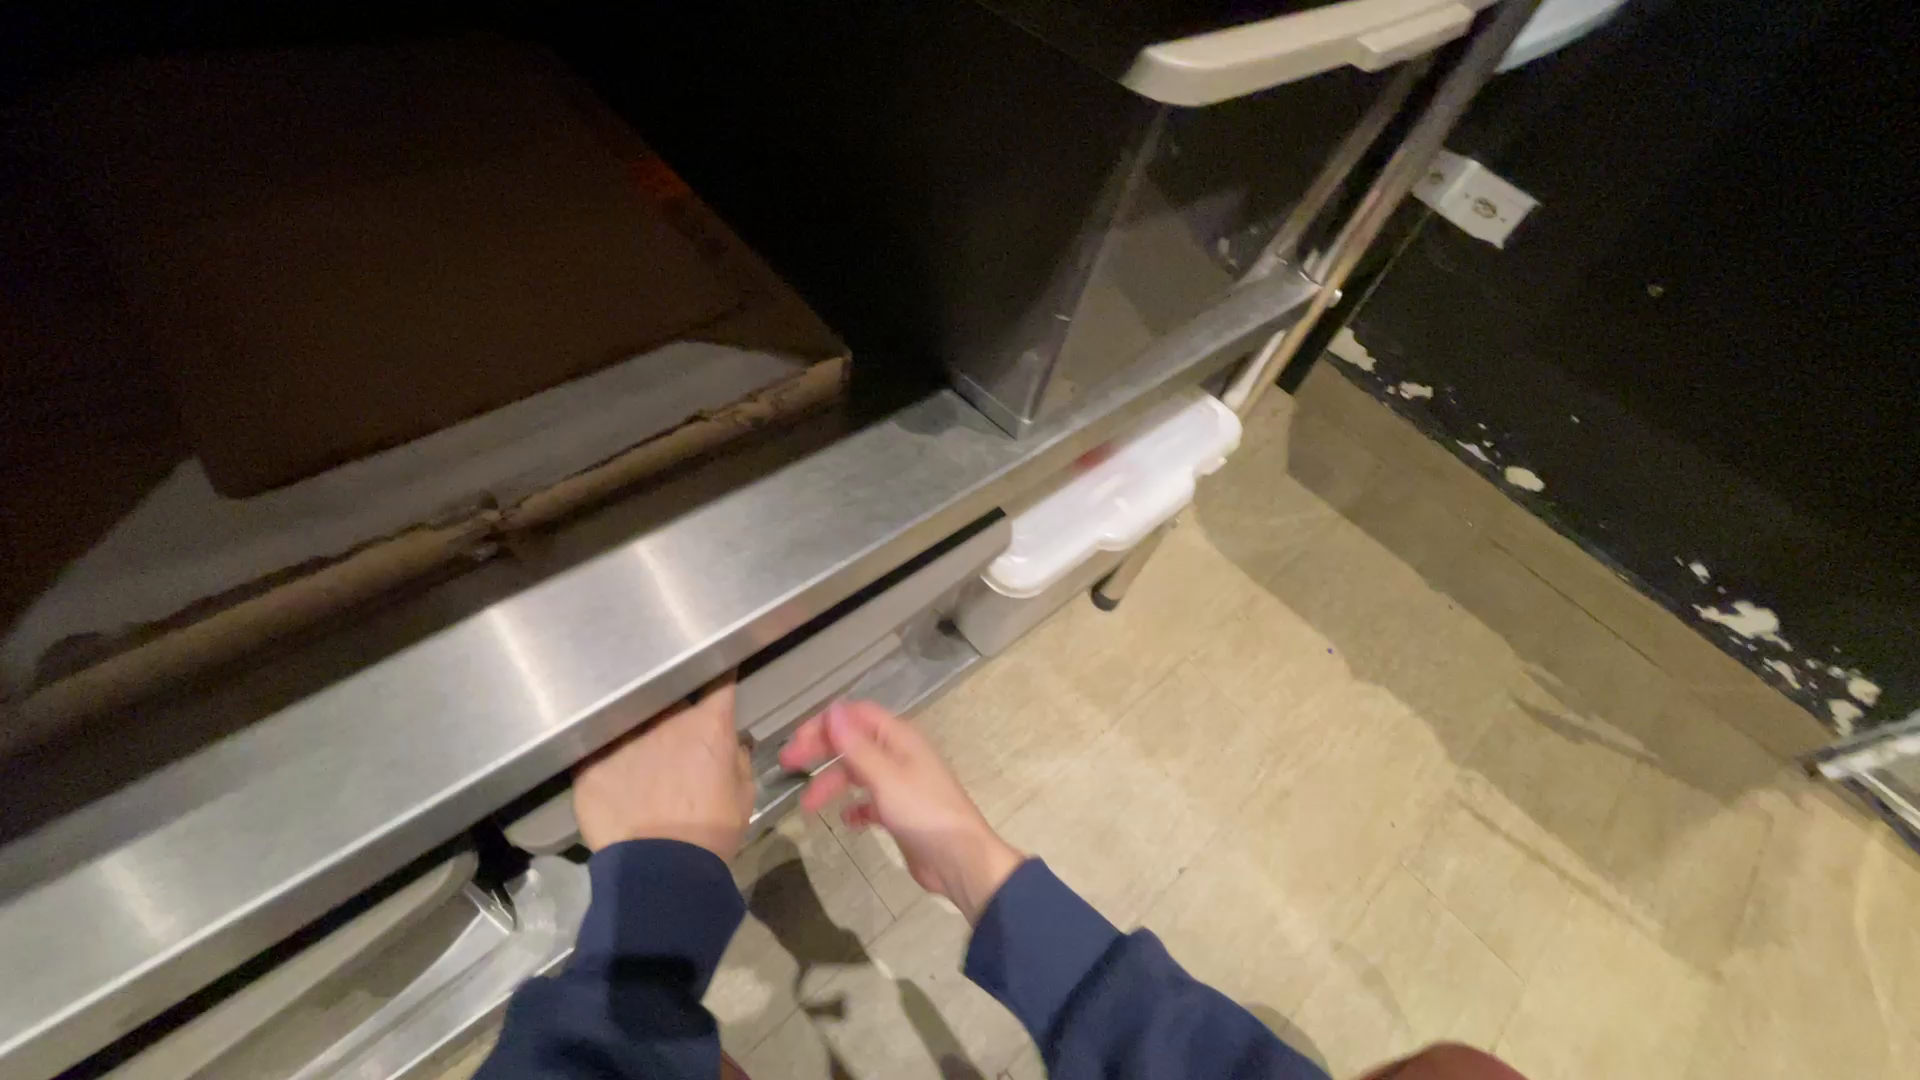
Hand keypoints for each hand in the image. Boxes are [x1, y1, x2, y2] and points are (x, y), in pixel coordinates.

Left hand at [573, 677, 753, 859]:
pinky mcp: (592, 764)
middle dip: (675, 706)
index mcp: (708, 724)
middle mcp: (666, 720)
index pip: (718, 682)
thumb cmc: (713, 830)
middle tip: (677, 727)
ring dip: (640, 728)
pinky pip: (600, 749)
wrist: (662, 870)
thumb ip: (736, 758)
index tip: (718, 674)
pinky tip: (612, 771)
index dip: (719, 676)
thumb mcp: (743, 792)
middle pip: (671, 698)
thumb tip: (731, 744)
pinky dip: (608, 756)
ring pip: (633, 720)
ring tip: (641, 749)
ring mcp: (625, 739)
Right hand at [779, 700, 1022, 922]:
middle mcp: (899, 754)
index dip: (825, 723)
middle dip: (821, 751)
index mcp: (899, 738)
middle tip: (788, 765)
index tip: (796, 742)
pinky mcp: (900, 811)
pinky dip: (854, 807)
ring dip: (832, 783)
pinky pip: (869, 801)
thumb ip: (856, 745)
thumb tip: (833, 709)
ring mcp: (900, 783)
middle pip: (853, 742)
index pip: (856, 715)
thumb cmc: (923, 812)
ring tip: (809, 806)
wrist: (960, 859)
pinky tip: (846, 821)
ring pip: (858, 773)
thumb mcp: (885, 777)